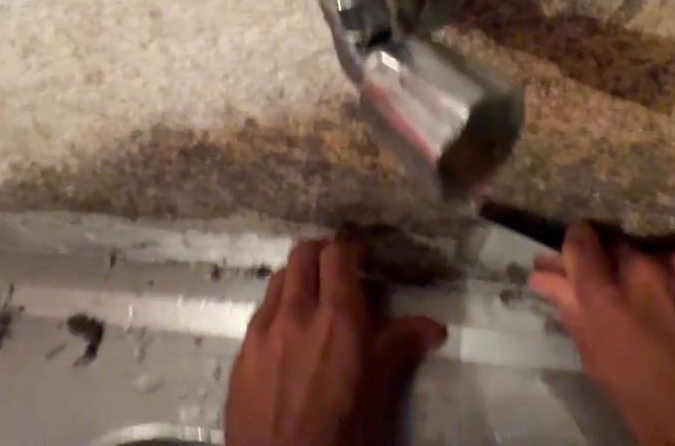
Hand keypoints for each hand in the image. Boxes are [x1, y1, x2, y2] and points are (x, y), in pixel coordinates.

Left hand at [226, 235, 445, 445]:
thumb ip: (400, 345)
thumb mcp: (379, 389)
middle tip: (338, 273)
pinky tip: (289, 337)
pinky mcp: (240, 356)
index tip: (365, 259)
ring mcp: (262, 333)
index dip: (352, 248)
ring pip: (278, 280)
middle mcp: (296, 314)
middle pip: (303, 254)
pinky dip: (278, 309)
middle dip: (323, 254)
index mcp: (336, 317)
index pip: (338, 253)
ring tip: (313, 302)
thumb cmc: (342, 433)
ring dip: (297, 279)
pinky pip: (260, 313)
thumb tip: (433, 328)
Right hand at [530, 222, 674, 445]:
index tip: (581, 262)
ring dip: (659, 281)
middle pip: (620, 251)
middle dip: (620, 273)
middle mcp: (642, 268)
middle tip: (633, 308)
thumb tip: (545, 276)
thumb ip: (575, 314)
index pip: (578, 240)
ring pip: (660, 260)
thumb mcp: (604, 370)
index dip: (577, 249)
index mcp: (606, 296)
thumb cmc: (660, 411)